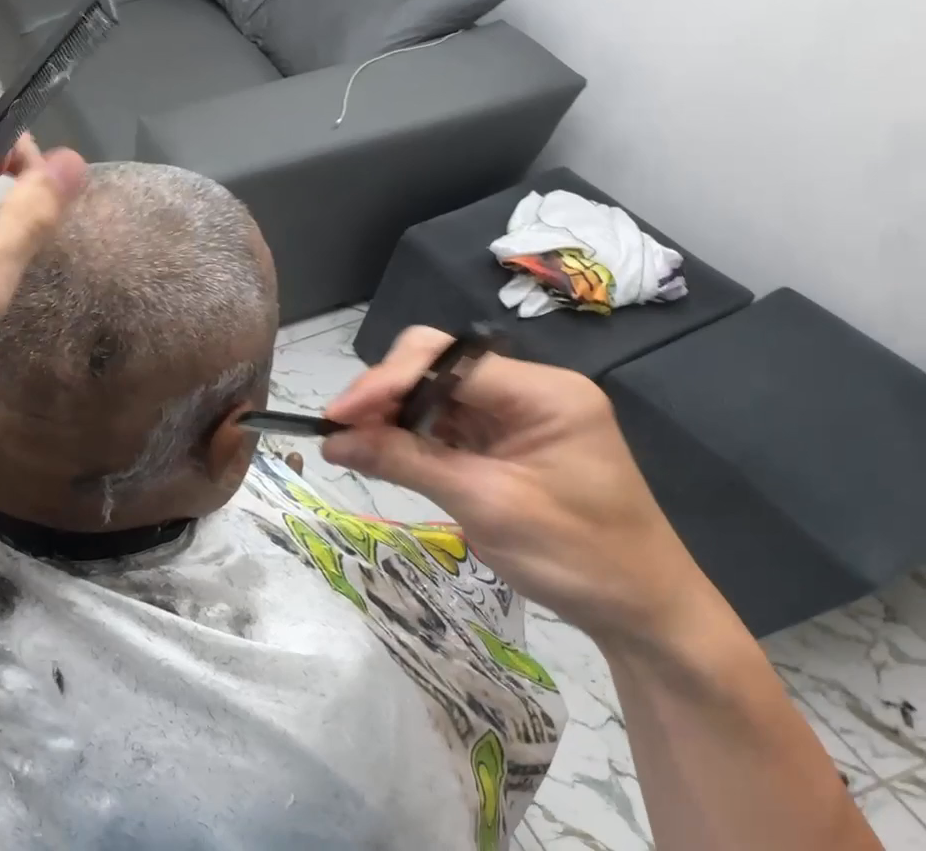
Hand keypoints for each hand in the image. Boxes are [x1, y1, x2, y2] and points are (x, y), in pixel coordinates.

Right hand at [321, 327, 720, 649]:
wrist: (642, 611)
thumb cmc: (577, 556)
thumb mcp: (485, 505)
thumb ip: (406, 463)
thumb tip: (331, 442)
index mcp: (543, 393)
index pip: (446, 360)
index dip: (385, 381)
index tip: (337, 416)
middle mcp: (528, 390)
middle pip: (434, 366)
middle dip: (383, 393)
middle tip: (340, 430)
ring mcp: (515, 415)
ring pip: (430, 393)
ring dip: (388, 415)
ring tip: (350, 444)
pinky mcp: (501, 440)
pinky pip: (441, 422)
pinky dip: (405, 435)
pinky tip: (379, 452)